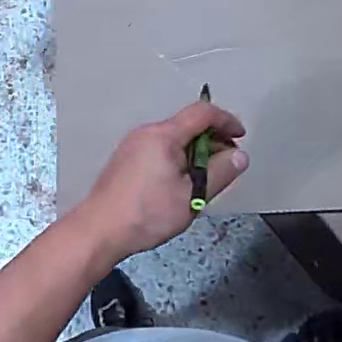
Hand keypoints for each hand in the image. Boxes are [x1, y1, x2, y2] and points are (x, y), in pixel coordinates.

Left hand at [64, 101, 247, 264]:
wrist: (101, 228)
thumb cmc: (146, 213)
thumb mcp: (193, 196)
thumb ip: (219, 173)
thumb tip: (239, 156)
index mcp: (164, 135)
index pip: (202, 113)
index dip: (226, 120)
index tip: (240, 136)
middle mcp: (146, 132)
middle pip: (187, 124)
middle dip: (212, 140)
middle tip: (227, 164)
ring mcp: (133, 143)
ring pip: (173, 137)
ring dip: (195, 150)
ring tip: (205, 179)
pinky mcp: (126, 157)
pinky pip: (159, 147)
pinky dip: (177, 156)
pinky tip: (181, 182)